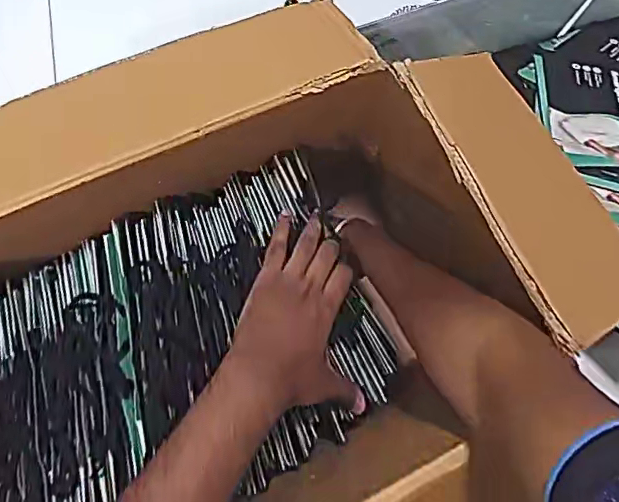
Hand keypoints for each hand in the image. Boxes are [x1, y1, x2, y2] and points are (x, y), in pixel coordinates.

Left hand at [222, 215, 364, 415]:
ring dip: (312, 230)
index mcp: (327, 309)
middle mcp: (310, 289)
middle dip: (333, 243)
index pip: (345, 275)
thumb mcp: (322, 383)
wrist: (256, 375)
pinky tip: (284, 217)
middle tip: (334, 235)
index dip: (348, 264)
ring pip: (305, 246)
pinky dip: (281, 230)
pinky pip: (276, 248)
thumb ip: (345, 388)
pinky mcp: (266, 279)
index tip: (349, 259)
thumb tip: (362, 403)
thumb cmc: (289, 378)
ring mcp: (288, 281)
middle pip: (328, 254)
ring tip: (316, 218)